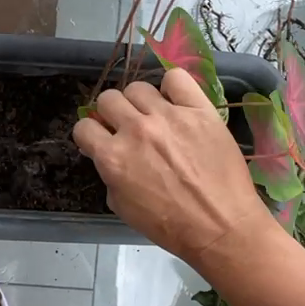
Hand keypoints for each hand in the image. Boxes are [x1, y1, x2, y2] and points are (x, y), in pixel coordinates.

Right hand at [73, 68, 276, 270]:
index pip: (84, 126)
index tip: (100, 139)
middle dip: (112, 114)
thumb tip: (108, 155)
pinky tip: (175, 102)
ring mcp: (169, 116)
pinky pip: (176, 78)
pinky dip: (171, 86)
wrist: (220, 227)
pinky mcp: (199, 110)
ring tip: (153, 117)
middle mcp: (136, 130)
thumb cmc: (169, 226)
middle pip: (108, 99)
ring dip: (139, 102)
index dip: (90, 134)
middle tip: (126, 127)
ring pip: (137, 88)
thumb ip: (109, 174)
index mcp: (113, 157)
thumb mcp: (122, 206)